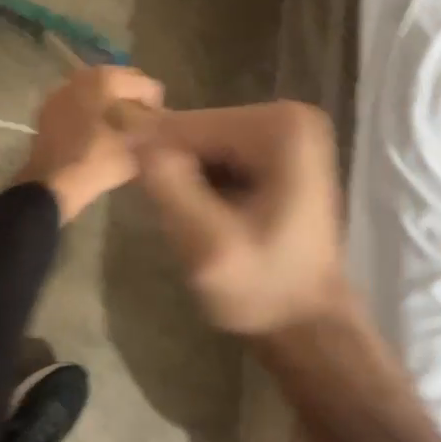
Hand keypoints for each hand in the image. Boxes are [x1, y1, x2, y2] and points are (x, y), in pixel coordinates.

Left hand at [17, 67, 164, 222]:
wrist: (51, 185)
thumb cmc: (96, 163)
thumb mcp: (135, 148)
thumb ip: (152, 129)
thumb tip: (161, 122)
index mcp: (102, 80)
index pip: (141, 81)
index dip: (155, 99)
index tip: (161, 118)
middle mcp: (79, 78)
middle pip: (116, 78)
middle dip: (133, 94)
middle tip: (146, 115)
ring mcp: (60, 92)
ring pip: (94, 87)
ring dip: (111, 98)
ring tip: (124, 120)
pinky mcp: (48, 110)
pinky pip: (77, 99)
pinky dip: (91, 107)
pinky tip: (99, 127)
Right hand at [136, 101, 350, 334]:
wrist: (307, 326)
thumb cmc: (261, 289)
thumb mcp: (206, 244)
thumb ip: (168, 184)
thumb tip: (133, 137)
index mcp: (279, 128)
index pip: (182, 127)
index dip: (158, 167)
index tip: (158, 208)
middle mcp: (288, 116)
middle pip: (192, 131)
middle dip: (177, 175)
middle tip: (185, 223)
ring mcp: (287, 131)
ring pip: (198, 143)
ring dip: (186, 182)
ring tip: (199, 224)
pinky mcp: (279, 149)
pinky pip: (214, 154)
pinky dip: (202, 184)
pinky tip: (212, 217)